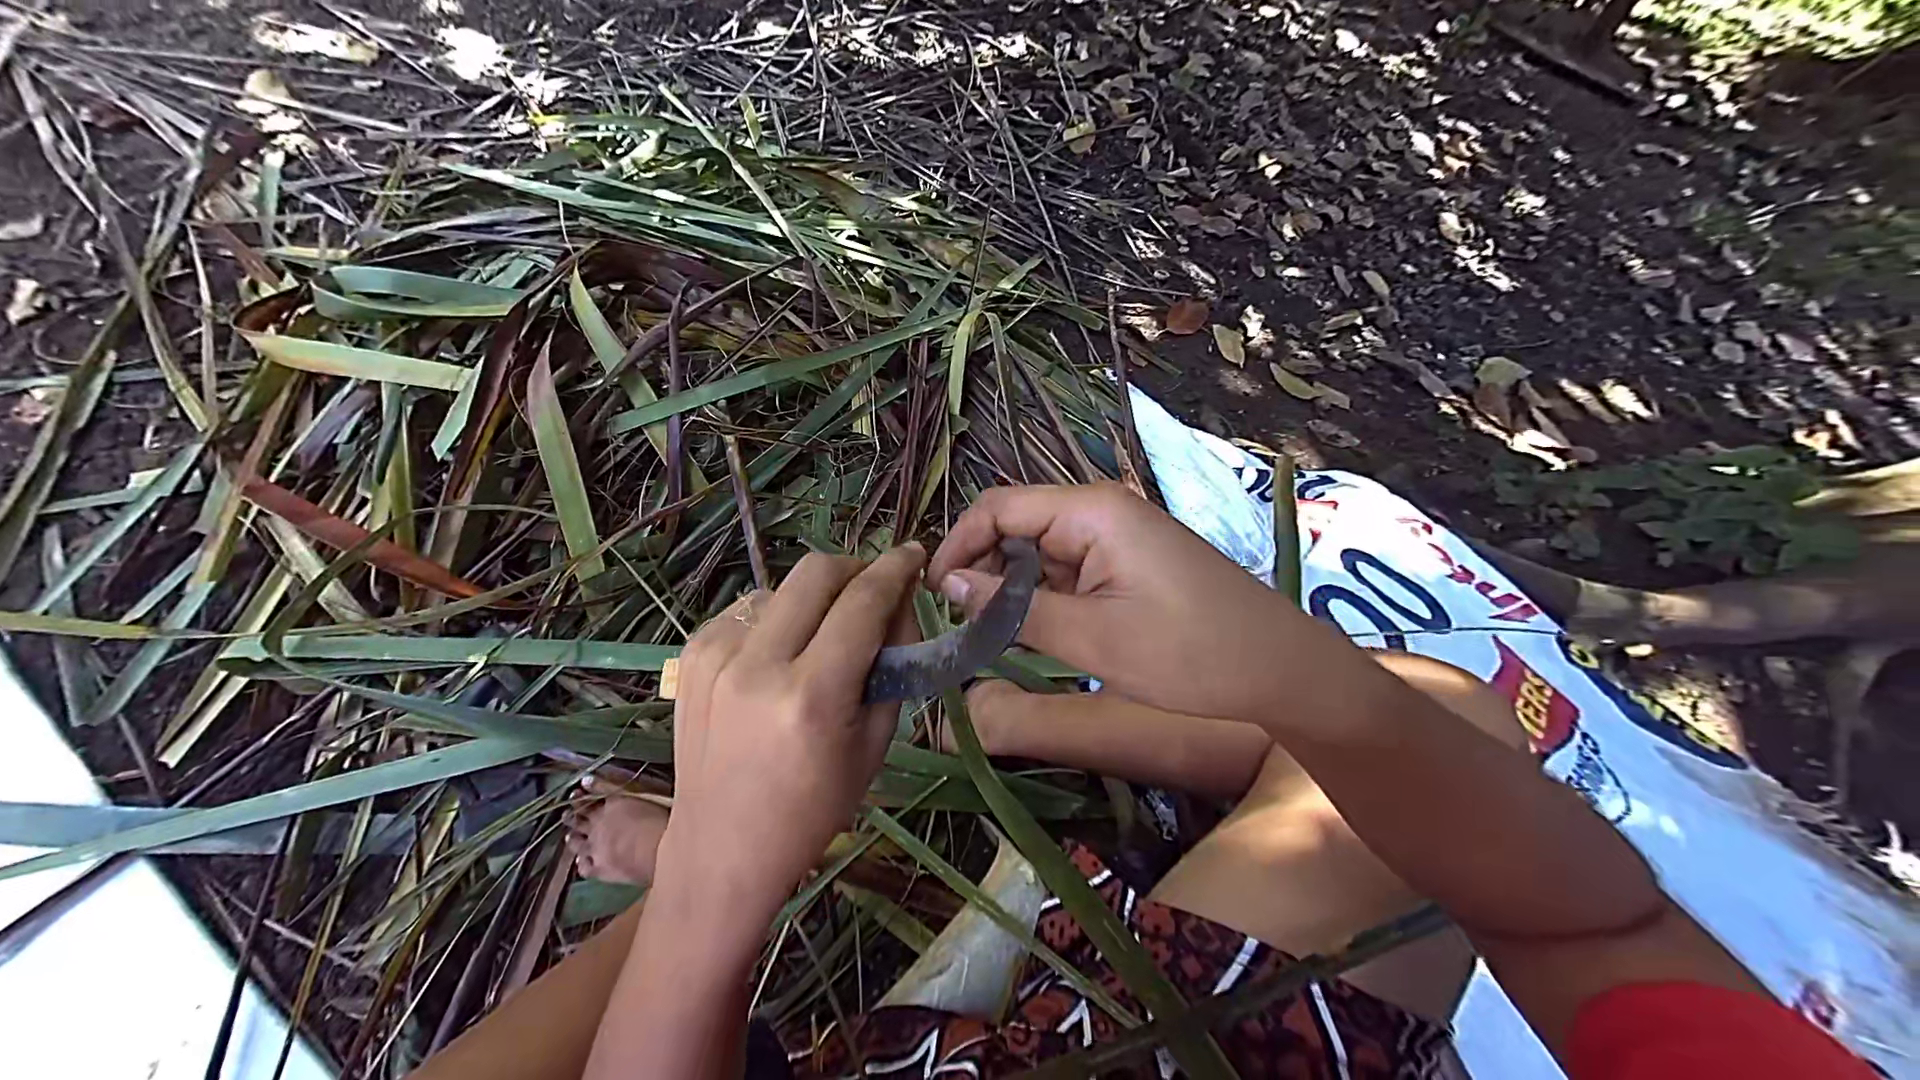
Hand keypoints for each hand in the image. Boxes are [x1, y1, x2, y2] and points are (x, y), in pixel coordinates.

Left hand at [656, 545, 925, 915]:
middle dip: (855, 568)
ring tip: (821, 639)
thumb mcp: (875, 741)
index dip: (895, 568)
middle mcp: (756, 665)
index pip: (863, 602)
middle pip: (816, 572)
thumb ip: (893, 663)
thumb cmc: (814, 807)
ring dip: (814, 599)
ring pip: (782, 588)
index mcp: (811, 695)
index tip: (913, 552)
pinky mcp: (690, 656)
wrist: (722, 847)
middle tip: (873, 589)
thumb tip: (899, 603)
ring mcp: (714, 656)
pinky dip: (776, 618)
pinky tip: (780, 656)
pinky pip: (748, 610)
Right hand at [929, 483, 1351, 726]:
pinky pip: (1068, 569)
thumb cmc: (1190, 653)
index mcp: (1091, 510)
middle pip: (1016, 526)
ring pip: (1039, 552)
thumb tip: (950, 584)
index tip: (935, 595)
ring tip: (993, 634)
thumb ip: (1013, 609)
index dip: (958, 546)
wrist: (1283, 671)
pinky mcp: (1127, 561)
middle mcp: (1100, 510)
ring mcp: (1117, 536)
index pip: (998, 508)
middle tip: (963, 624)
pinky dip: (1044, 596)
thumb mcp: (1090, 637)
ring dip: (1013, 588)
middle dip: (983, 569)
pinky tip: (1036, 631)